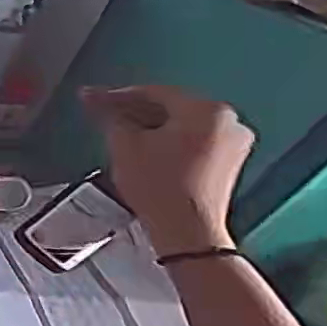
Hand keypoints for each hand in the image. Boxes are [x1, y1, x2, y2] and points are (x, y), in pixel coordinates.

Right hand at [81, 85, 253, 256]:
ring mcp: (233, 144)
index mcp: (208, 110)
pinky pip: (193, 141)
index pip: (154, 93)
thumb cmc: (158, 185)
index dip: (118, 95)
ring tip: (119, 131)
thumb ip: (110, 114)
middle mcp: (229, 122)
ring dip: (149, 126)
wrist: (186, 232)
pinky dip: (167, 141)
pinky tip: (143, 148)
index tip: (93, 98)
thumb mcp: (125, 144)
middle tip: (104, 113)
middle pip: (170, 108)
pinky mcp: (229, 164)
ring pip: (181, 125)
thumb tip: (92, 96)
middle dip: (134, 111)